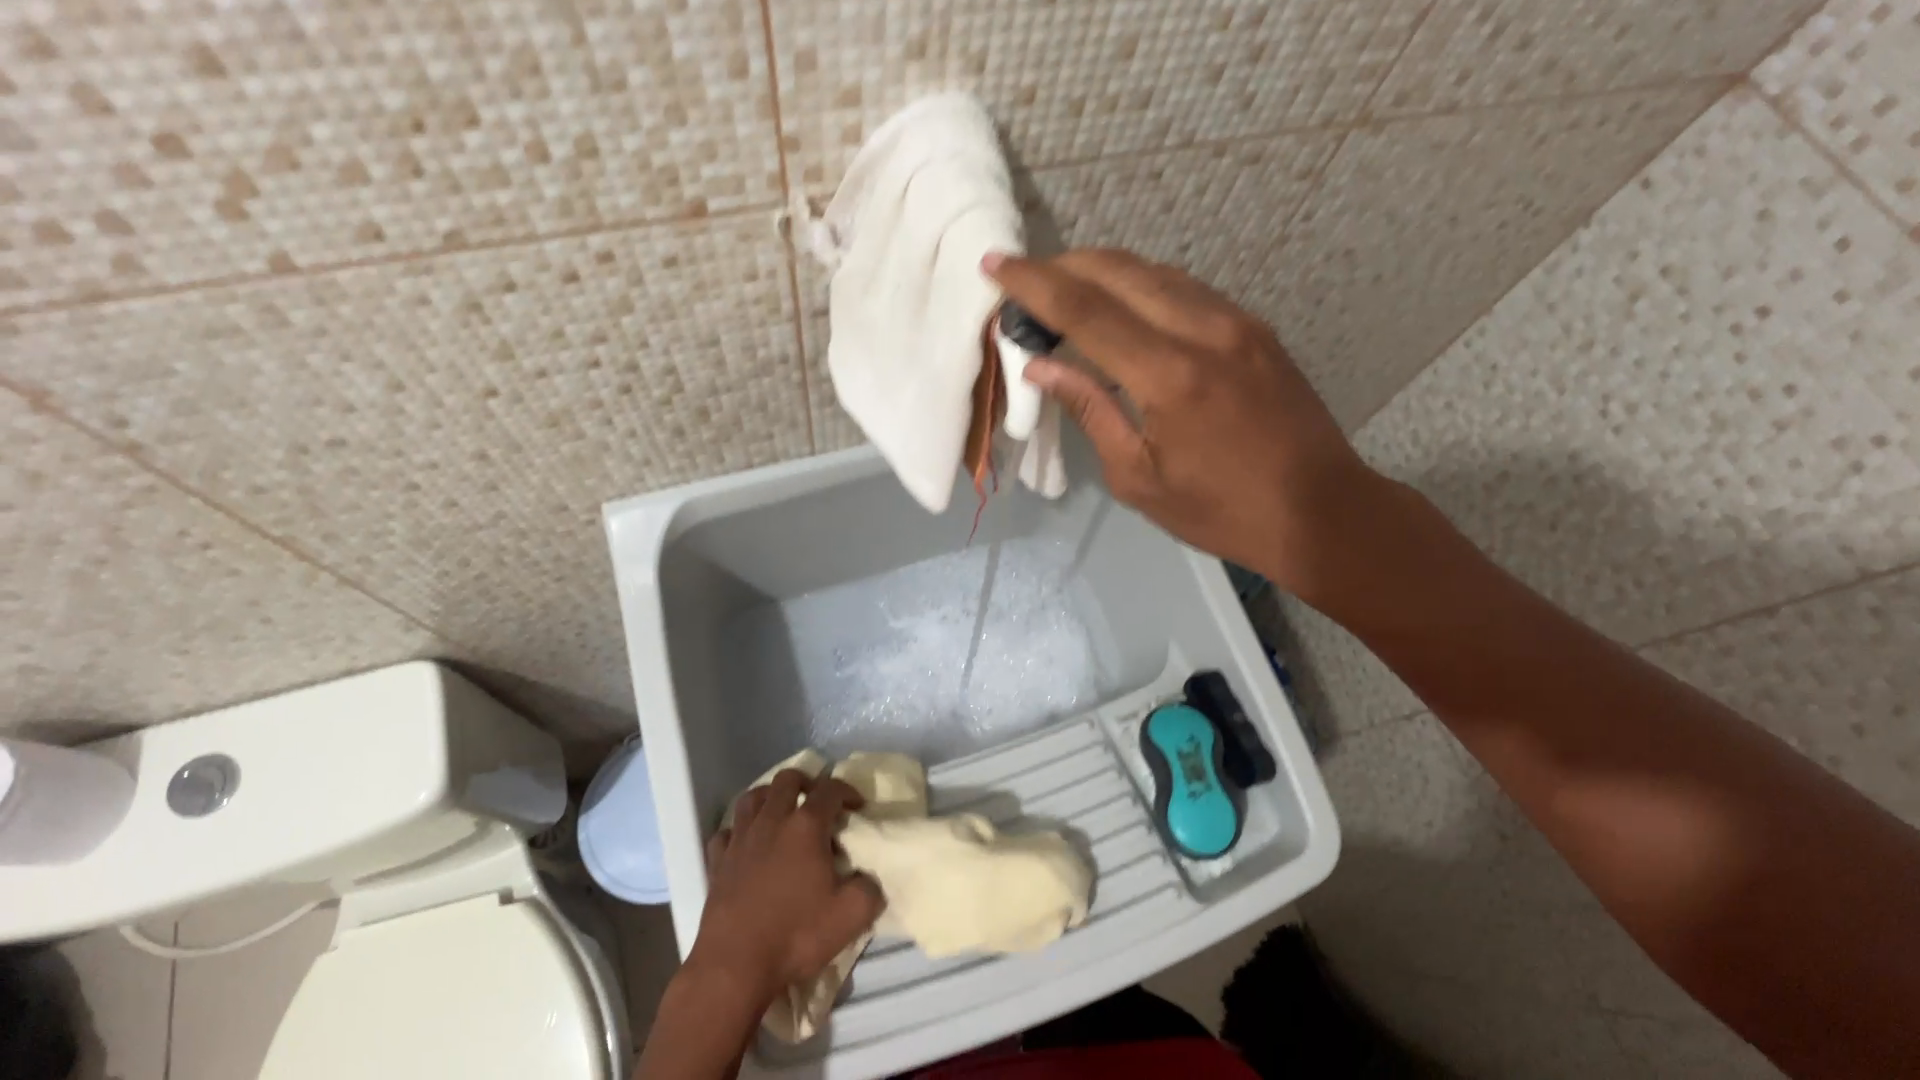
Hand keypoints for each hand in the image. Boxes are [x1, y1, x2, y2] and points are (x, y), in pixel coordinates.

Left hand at [687, 769, 885, 1006]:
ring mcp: (740, 840)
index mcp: (805, 827)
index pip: (829, 790)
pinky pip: (726, 832)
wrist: (736, 965)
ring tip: (782, 814)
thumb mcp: (852, 915)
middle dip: (806, 782)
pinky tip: (748, 845)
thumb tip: (869, 878)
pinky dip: (740, 830)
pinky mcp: (716, 863)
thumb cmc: (796, 934)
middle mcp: (771, 822)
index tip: (858, 808)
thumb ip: (870, 888)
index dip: (848, 791)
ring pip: (752, 798)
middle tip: (818, 802)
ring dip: (770, 797)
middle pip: (786, 780)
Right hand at [984, 249, 1381, 599]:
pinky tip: (1124, 305)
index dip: (1033, 283)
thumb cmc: (1221, 510)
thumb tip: (1041, 365)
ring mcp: (1236, 322)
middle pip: (1119, 270)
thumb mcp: (1139, 478)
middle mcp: (1203, 330)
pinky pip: (1186, 288)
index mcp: (1168, 374)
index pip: (1085, 309)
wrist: (1321, 509)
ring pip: (1155, 271)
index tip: (994, 264)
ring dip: (1103, 270)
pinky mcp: (1254, 328)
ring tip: (1066, 288)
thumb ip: (1091, 410)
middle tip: (1024, 278)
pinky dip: (1143, 284)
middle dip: (1063, 265)